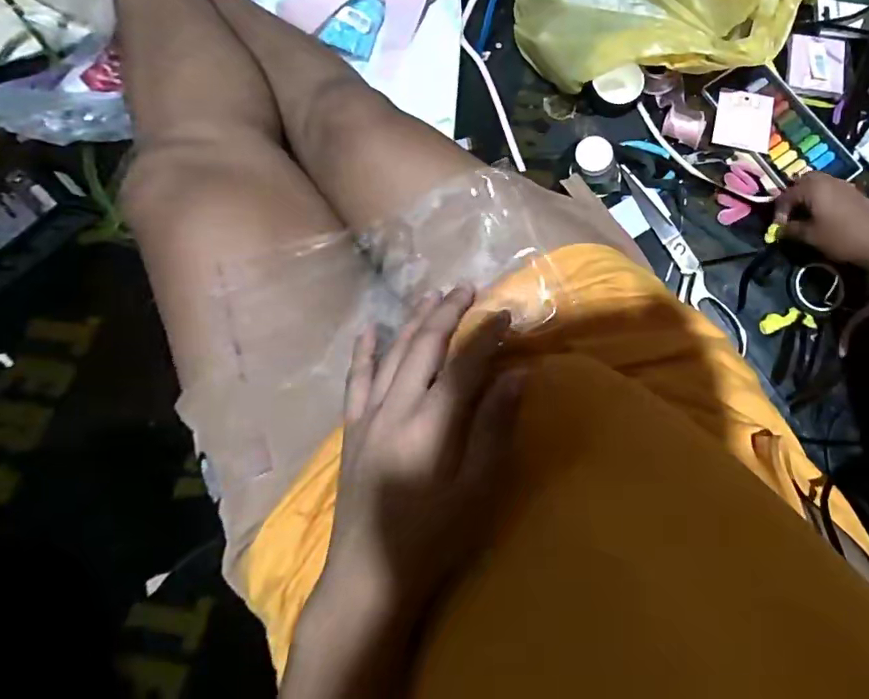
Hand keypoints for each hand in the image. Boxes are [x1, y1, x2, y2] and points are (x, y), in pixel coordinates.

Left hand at [322, 286, 522, 615]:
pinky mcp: (352, 432)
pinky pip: (357, 381)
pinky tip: (370, 329)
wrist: (368, 580)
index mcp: (430, 425)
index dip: (486, 334)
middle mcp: (395, 410)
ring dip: (414, 321)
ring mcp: (368, 419)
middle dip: (448, 313)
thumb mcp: (478, 488)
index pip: (463, 363)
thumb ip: (495, 427)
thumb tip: (517, 374)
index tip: (506, 313)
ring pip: (392, 355)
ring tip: (433, 296)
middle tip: (469, 289)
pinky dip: (364, 352)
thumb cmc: (434, 536)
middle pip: (423, 347)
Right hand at [772, 173, 868, 272]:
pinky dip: (824, 198)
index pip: (786, 195)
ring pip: (818, 184)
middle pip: (802, 182)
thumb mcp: (811, 237)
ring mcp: (843, 184)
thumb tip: (779, 229)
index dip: (779, 211)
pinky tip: (828, 216)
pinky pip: (832, 190)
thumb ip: (791, 230)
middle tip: (792, 216)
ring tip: (808, 216)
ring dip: (809, 197)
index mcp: (812, 187)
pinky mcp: (855, 192)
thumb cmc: (841, 238)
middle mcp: (826, 179)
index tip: (779, 228)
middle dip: (794, 198)